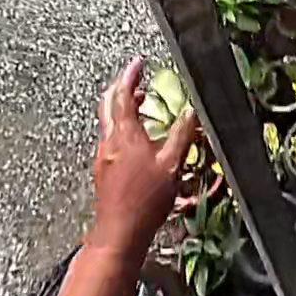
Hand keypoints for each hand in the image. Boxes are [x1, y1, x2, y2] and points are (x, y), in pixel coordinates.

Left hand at [88, 56, 197, 258]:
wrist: (120, 232)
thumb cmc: (146, 200)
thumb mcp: (172, 165)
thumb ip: (182, 135)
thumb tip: (191, 112)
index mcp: (125, 134)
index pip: (124, 94)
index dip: (130, 75)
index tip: (138, 62)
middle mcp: (110, 140)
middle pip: (109, 102)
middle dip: (121, 85)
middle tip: (135, 77)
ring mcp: (104, 154)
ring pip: (107, 119)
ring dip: (122, 105)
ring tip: (140, 102)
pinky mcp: (103, 167)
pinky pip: (110, 135)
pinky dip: (121, 124)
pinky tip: (135, 136)